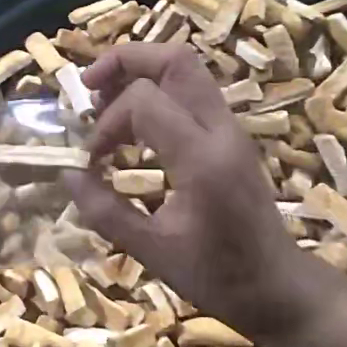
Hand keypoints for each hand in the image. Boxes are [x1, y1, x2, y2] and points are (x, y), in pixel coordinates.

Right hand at [64, 43, 311, 336]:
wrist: (277, 286)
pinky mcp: (233, 137)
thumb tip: (69, 174)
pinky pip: (194, 93)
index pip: (144, 101)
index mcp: (202, 159)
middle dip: (126, 61)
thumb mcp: (151, 250)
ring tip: (107, 104)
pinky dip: (159, 93)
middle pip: (176, 60)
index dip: (106, 122)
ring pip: (188, 70)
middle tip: (89, 87)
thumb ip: (105, 210)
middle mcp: (221, 131)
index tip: (92, 159)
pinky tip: (137, 127)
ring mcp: (232, 130)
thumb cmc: (217, 276)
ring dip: (142, 74)